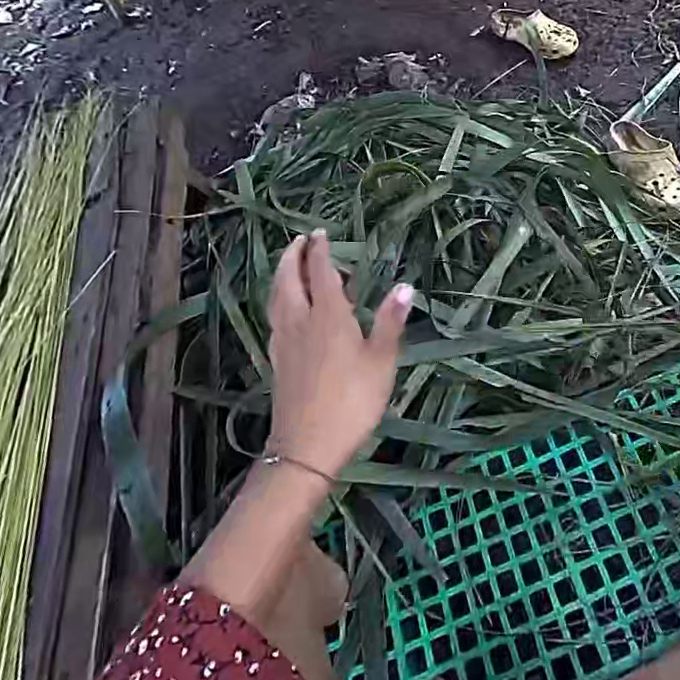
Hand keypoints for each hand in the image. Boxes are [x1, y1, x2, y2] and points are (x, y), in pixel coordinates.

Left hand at [265, 230, 413, 476]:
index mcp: (328, 315)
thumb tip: (405, 286)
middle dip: (293, 256)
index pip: (320, 272)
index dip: (320, 251)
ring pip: (277, 297)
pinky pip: (275, 316)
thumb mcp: (381, 361)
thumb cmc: (352, 401)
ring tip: (289, 266)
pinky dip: (280, 299)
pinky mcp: (276, 359)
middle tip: (300, 241)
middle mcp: (300, 320)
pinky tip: (287, 309)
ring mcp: (284, 341)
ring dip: (282, 275)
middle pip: (289, 279)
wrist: (306, 446)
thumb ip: (390, 321)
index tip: (320, 234)